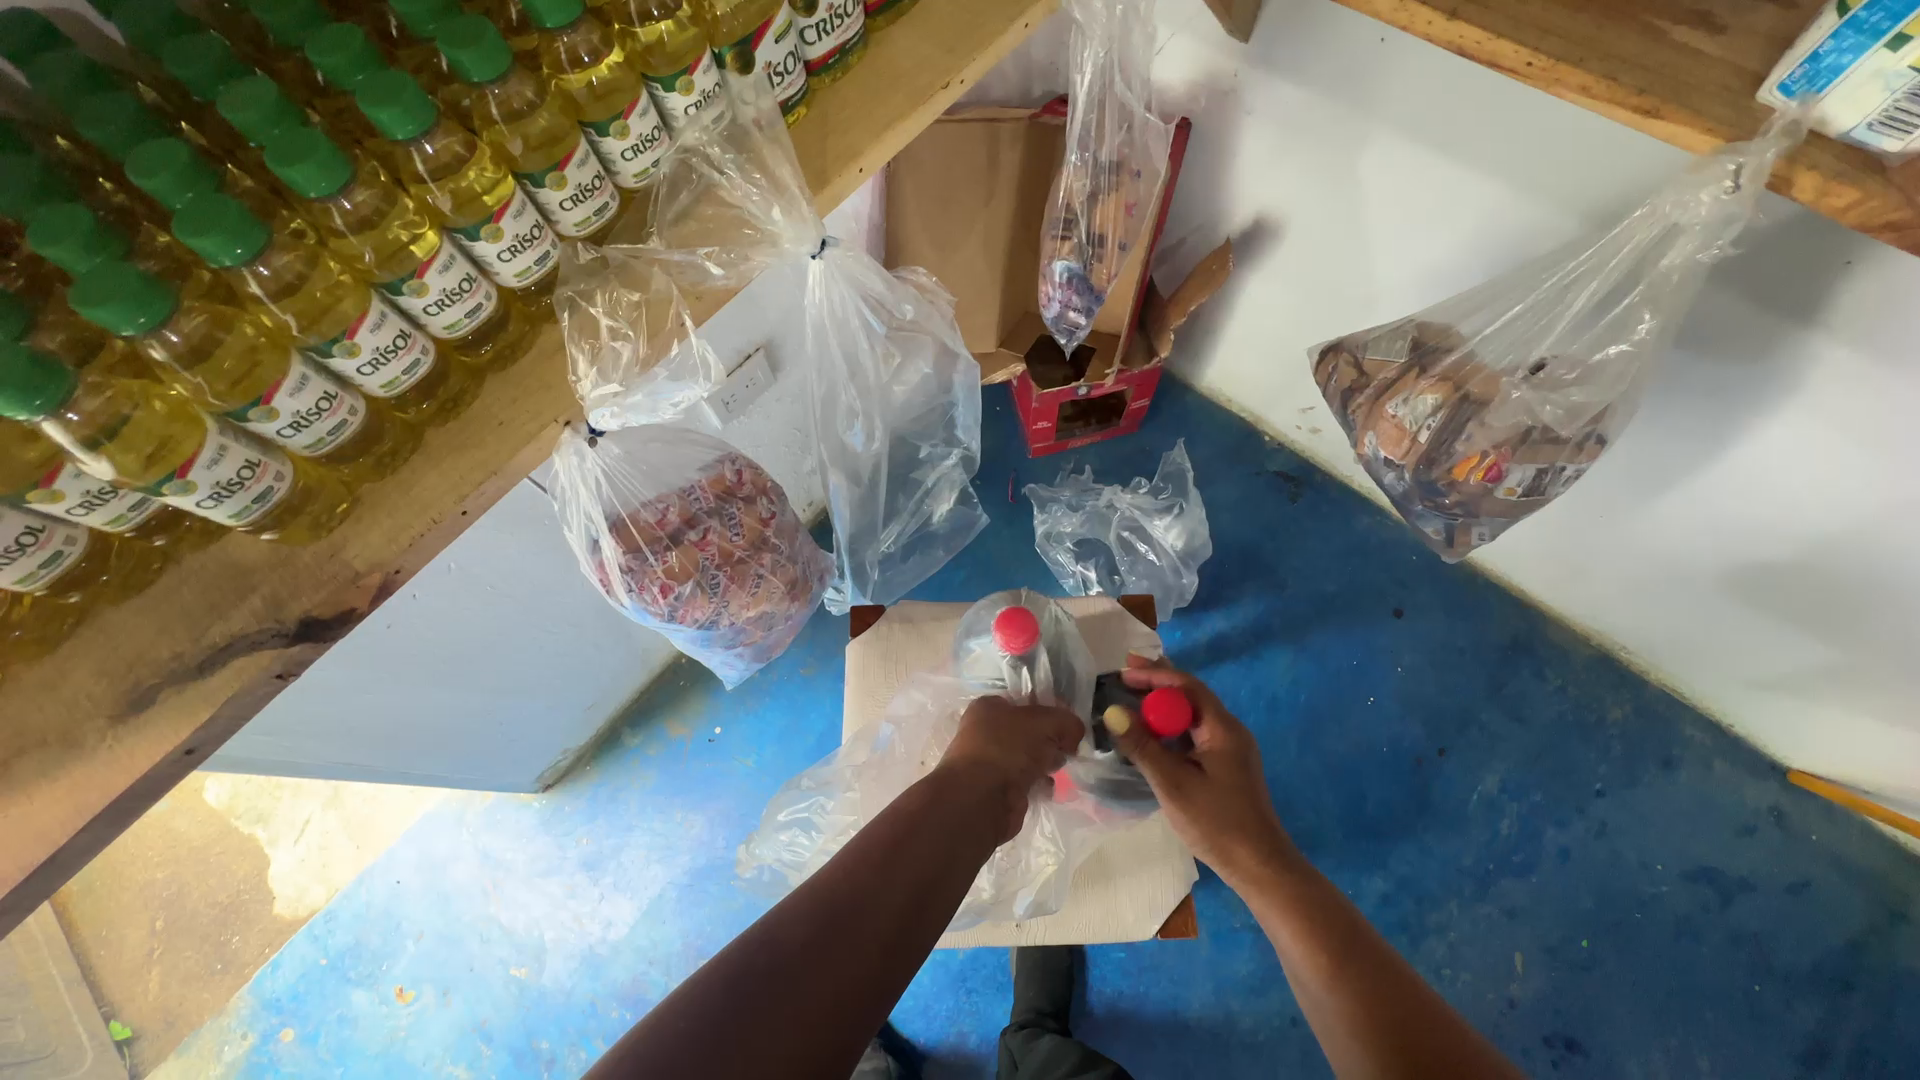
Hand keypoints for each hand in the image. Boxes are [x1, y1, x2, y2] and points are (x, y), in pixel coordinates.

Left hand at [937, 696, 1084, 843]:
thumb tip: (1074, 734)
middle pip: (1028, 732)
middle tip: (1065, 749)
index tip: (1068, 724)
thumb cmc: (1009, 748)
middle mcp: (985, 732)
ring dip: (1046, 764)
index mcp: (989, 707)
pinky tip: (1047, 789)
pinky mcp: (997, 790)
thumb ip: (1067, 722)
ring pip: (1028, 758)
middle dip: (1050, 741)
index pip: (1024, 702)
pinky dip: (1038, 785)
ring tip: (1055, 769)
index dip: (1049, 710)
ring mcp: (989, 763)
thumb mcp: (1046, 722)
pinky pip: (1025, 782)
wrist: (982, 798)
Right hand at [1107, 655, 1296, 888]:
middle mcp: (1229, 732)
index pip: (1187, 687)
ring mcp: (1229, 750)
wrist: (1259, 866)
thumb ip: (1142, 746)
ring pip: (1191, 717)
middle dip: (1157, 685)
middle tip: (1124, 677)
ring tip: (1130, 702)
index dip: (1155, 675)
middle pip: (1190, 697)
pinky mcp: (1225, 767)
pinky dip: (1169, 730)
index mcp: (1223, 729)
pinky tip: (1150, 738)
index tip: (1124, 671)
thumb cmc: (1217, 823)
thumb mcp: (1173, 783)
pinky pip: (1193, 736)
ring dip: (1162, 709)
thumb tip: (1112, 713)